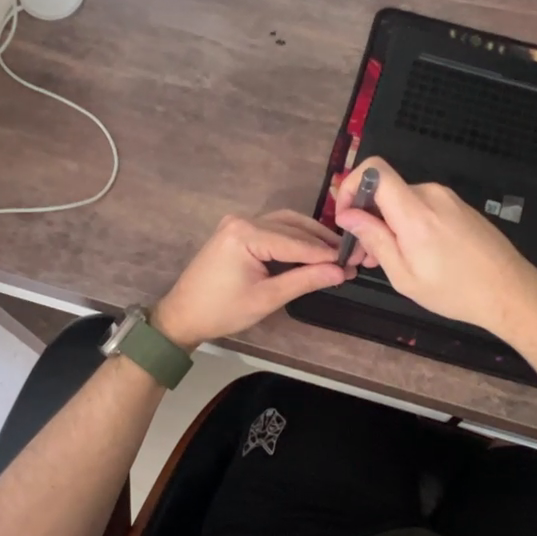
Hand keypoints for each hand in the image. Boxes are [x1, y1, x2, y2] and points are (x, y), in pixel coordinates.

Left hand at [152, 211, 349, 349]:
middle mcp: (242, 220)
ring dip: (310, 236)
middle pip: (293, 226)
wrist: (182, 315)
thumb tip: (341, 272)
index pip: (297, 242)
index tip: (354, 263)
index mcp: (246, 234)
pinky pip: (272, 228)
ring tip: (335, 253)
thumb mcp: (267, 298)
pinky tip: (311, 250)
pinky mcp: (236, 231)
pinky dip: (293, 237)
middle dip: (321, 242)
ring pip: (284, 223)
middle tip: (350, 257)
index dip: (327, 254)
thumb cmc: (222, 311)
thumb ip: (304, 281)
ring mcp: (237, 223)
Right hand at [333, 158, 536, 339]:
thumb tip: (348, 215)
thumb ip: (375, 239)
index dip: (352, 185)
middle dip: (368, 218)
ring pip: (404, 202)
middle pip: (386, 191)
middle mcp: (432, 195)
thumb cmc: (455, 291)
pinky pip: (424, 208)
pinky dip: (410, 225)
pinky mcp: (460, 207)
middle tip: (363, 254)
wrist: (511, 291)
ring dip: (389, 225)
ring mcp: (449, 199)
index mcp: (415, 211)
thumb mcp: (404, 276)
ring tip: (388, 260)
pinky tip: (415, 255)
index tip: (346, 216)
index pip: (374, 170)